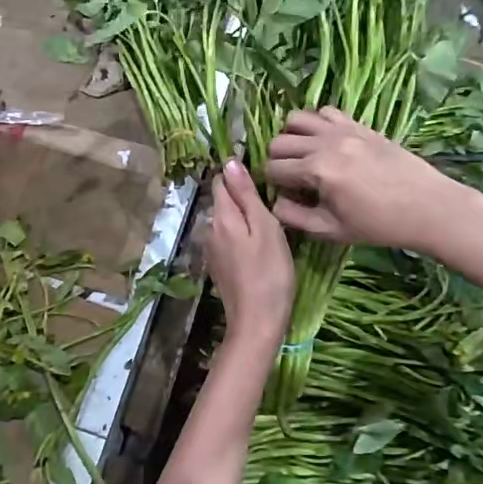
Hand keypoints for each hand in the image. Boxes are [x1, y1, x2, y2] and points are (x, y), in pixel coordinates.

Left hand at [208, 159, 294, 346]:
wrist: (257, 322)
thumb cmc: (269, 272)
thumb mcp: (265, 227)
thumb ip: (247, 195)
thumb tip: (229, 162)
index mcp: (221, 216)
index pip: (222, 180)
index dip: (238, 173)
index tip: (262, 175)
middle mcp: (209, 229)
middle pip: (223, 200)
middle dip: (242, 195)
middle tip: (273, 199)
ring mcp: (212, 249)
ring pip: (227, 220)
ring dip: (243, 216)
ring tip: (270, 221)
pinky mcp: (219, 266)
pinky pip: (229, 239)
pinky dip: (242, 235)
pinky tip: (260, 244)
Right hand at [265, 107, 463, 250]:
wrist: (427, 206)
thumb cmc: (379, 225)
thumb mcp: (332, 230)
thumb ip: (295, 217)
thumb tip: (274, 203)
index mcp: (317, 170)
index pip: (272, 169)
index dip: (272, 184)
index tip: (285, 195)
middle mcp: (325, 143)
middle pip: (278, 141)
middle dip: (278, 161)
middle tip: (293, 180)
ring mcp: (343, 129)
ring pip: (296, 119)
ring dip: (292, 137)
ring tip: (304, 157)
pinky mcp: (359, 124)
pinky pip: (325, 111)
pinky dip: (317, 124)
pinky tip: (326, 143)